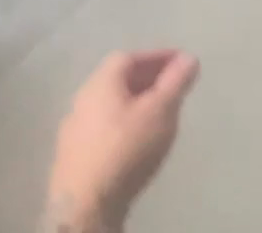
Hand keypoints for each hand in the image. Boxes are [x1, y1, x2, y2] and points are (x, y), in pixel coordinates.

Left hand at [47, 50, 199, 229]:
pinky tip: (141, 135)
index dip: (156, 55)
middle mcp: (80, 104)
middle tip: (176, 84)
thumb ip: (177, 80)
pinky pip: (104, 124)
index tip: (182, 63)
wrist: (86, 205)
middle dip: (149, 77)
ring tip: (163, 110)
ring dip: (137, 99)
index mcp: (99, 87)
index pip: (127, 57)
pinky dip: (126, 119)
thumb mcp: (162, 108)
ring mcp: (72, 132)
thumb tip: (188, 57)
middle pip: (116, 80)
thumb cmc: (128, 147)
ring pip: (110, 104)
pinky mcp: (73, 156)